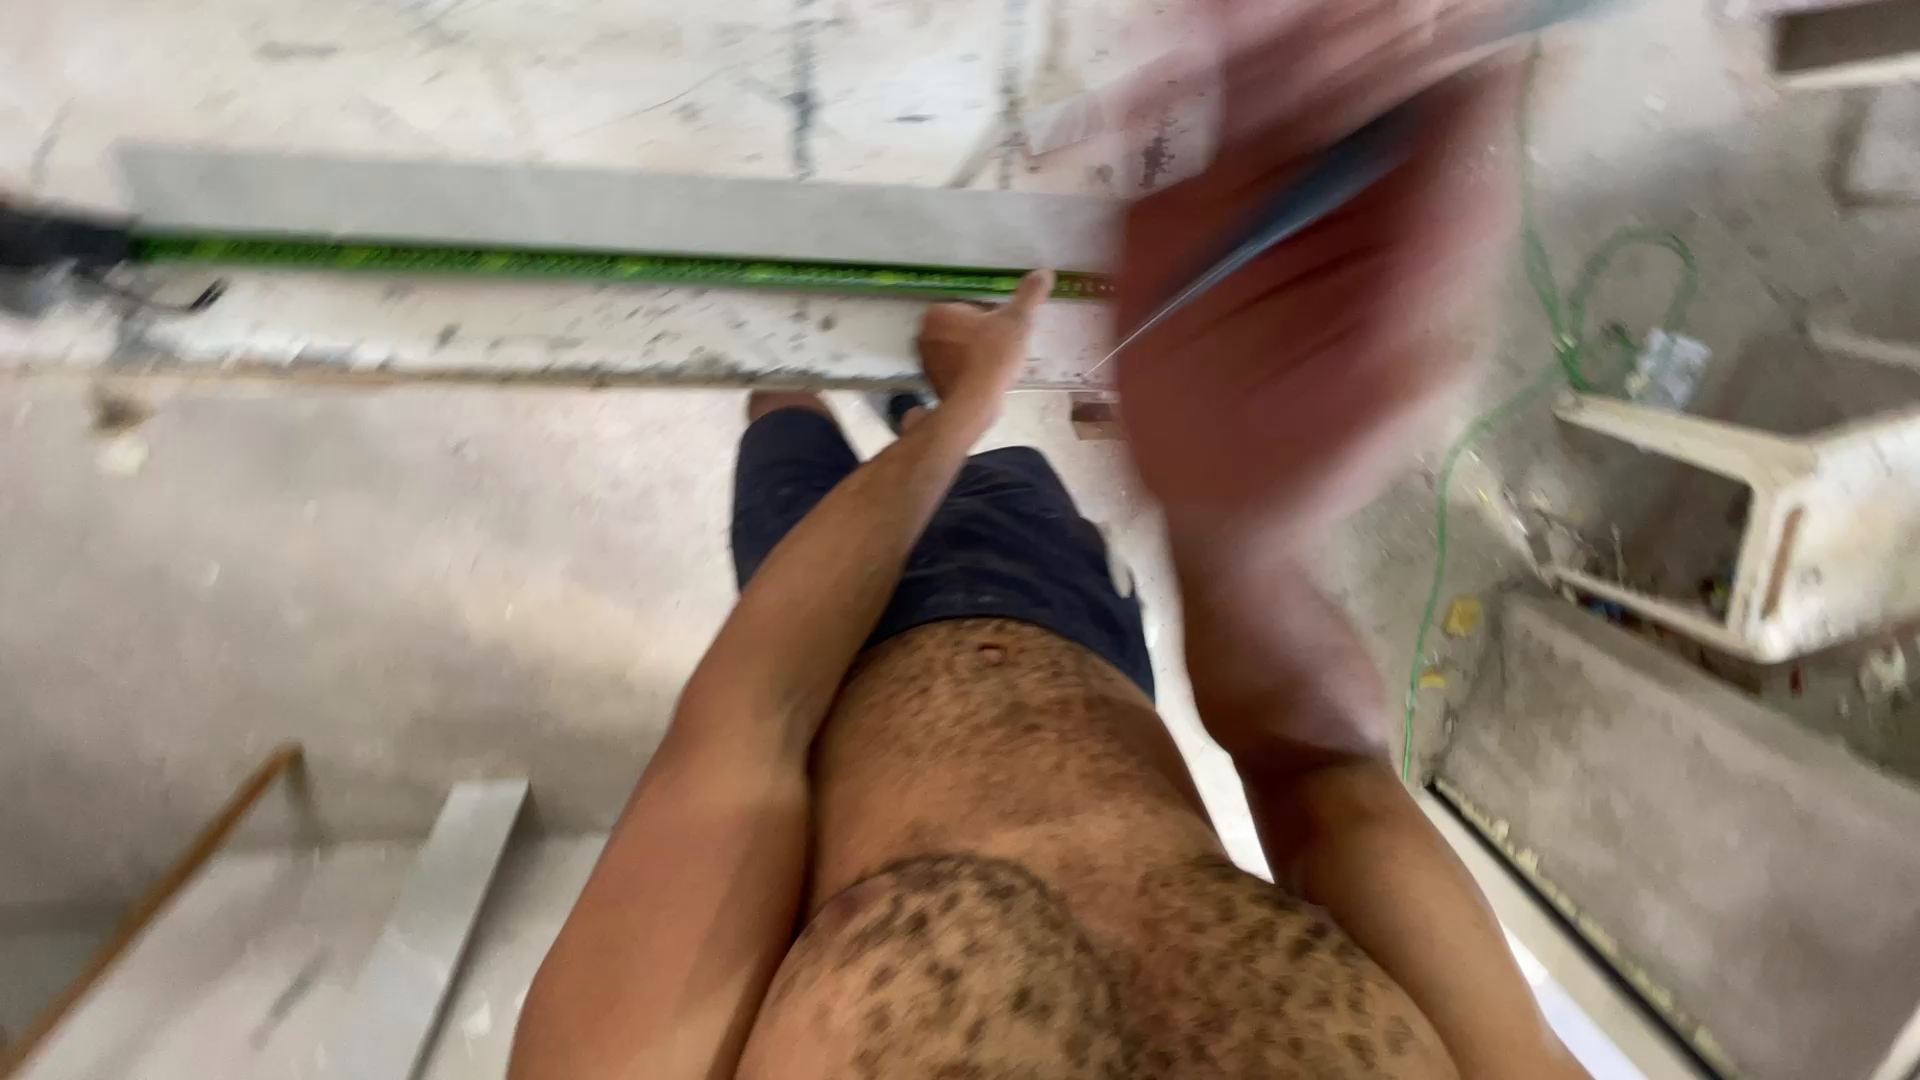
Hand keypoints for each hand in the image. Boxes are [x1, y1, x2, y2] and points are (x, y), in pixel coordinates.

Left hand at [914, 269, 1054, 415]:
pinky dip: (967, 375)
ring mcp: (925, 363)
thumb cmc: (994, 355)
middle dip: (978, 336)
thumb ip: (1030, 294)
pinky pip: (953, 373)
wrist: (976, 401)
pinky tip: (984, 381)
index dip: (990, 319)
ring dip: (972, 356)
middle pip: (959, 330)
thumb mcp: (1017, 320)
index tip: (1002, 331)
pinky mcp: (931, 385)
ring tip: (994, 366)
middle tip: (1000, 349)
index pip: (968, 308)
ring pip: (955, 352)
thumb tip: (1044, 272)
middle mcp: (924, 336)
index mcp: (937, 313)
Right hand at [1115, 0, 1518, 542]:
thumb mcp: (1401, 373)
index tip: (1369, 24)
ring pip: (1242, 90)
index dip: (1402, 41)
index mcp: (1407, 215)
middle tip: (1249, 11)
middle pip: (1331, 66)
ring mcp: (1239, 209)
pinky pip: (1159, 155)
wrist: (1222, 509)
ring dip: (1225, 39)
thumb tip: (1483, 86)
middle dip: (1304, 23)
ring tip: (1199, 16)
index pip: (1427, 87)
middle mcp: (1328, 194)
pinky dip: (1148, 107)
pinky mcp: (1166, 236)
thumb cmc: (1323, 460)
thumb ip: (1441, 250)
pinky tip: (1140, 90)